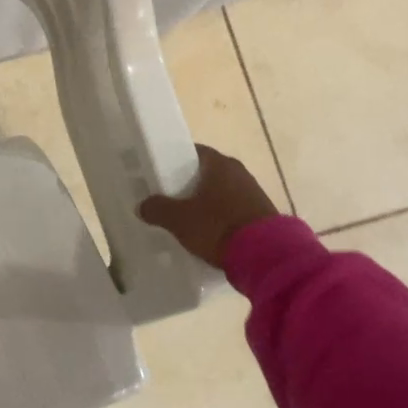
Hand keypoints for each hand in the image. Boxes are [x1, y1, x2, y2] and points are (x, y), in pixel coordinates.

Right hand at [138, 144, 278, 268]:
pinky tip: (208, 232)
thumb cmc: (217, 227)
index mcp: (219, 164)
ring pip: (221, 192)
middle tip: (168, 199)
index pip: (193, 152)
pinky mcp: (261, 214)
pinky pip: (233, 210)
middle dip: (188, 184)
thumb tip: (142, 205)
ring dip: (205, 202)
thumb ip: (157, 209)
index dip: (174, 161)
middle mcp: (239, 171)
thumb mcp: (179, 220)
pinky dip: (219, 217)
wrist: (265, 256)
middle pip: (207, 173)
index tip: (159, 175)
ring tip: (186, 219)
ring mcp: (253, 192)